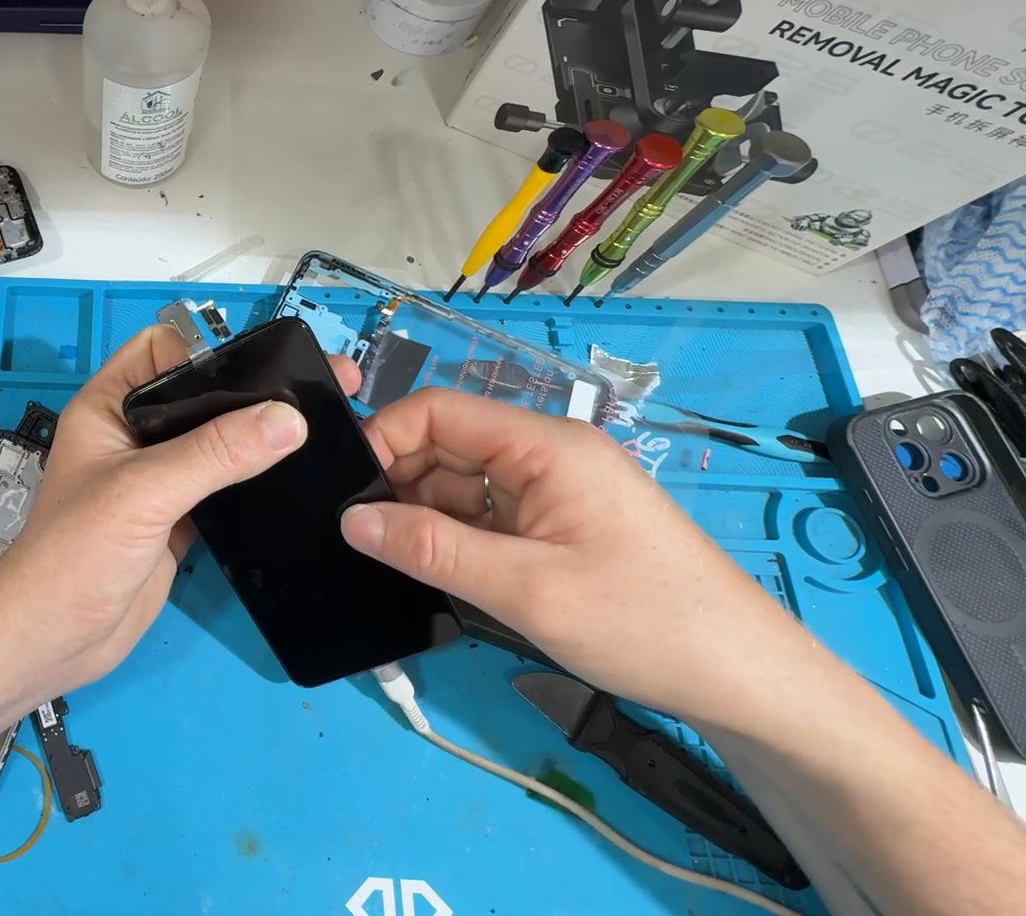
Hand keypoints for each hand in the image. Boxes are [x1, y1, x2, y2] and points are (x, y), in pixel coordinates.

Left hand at [0, 325, 358, 695]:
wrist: (55, 639)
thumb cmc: (78, 552)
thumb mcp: (143, 491)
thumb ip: (214, 453)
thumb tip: (290, 419)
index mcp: (107, 408)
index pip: (161, 352)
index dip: (208, 349)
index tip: (270, 362)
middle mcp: (134, 436)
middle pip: (197, 396)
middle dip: (251, 391)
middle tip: (321, 389)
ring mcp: (157, 479)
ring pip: (215, 443)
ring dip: (259, 437)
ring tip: (325, 428)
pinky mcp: (178, 519)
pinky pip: (224, 488)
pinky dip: (256, 482)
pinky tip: (299, 479)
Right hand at [339, 388, 816, 726]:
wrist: (750, 685)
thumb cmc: (645, 624)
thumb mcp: (526, 590)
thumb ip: (431, 549)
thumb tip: (350, 519)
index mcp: (545, 445)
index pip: (439, 412)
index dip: (384, 439)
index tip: (347, 492)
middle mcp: (544, 455)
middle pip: (444, 445)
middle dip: (398, 483)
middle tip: (360, 535)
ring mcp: (550, 490)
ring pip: (457, 483)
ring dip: (422, 516)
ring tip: (391, 558)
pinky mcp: (552, 524)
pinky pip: (480, 515)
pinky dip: (449, 537)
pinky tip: (430, 567)